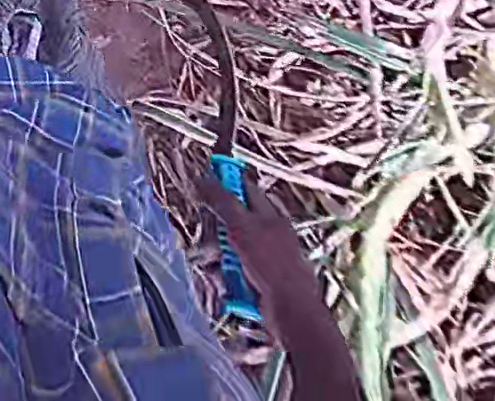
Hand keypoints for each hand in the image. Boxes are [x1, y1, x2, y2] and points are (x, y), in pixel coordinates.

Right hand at [200, 170, 358, 399]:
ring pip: (228, 246)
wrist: (294, 316)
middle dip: (214, 228)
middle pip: (230, 218)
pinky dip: (224, 275)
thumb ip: (220, 200)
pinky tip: (223, 281)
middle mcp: (268, 233)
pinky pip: (231, 270)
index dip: (224, 181)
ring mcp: (263, 258)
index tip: (203, 182)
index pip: (243, 187)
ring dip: (216, 255)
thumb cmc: (272, 265)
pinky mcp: (257, 281)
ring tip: (213, 264)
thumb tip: (200, 177)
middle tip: (208, 236)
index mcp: (270, 214)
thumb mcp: (241, 225)